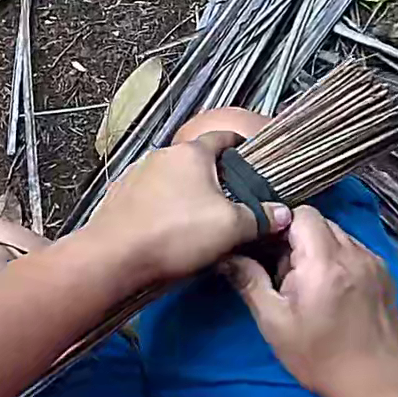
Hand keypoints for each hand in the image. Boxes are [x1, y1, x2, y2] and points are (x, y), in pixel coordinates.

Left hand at [81, 130, 291, 282]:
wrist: (112, 259)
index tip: (253, 158)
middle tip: (233, 199)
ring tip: (201, 218)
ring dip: (188, 192)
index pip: (223, 137)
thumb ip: (260, 218)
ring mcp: (137, 174)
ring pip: (174, 178)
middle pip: (198, 160)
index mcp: (192, 153)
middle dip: (216, 176)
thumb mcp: (230, 228)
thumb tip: (284, 213)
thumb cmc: (176, 234)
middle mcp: (163, 155)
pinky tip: (170, 229)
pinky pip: (152, 195)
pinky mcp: (120, 196)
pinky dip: (165, 206)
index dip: (240, 145)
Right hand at [222, 207, 397, 396]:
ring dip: (320, 248)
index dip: (282, 227)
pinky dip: (339, 259)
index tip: (270, 252)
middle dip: (299, 239)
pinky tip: (334, 291)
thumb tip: (228, 257)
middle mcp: (352, 252)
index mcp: (324, 260)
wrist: (376, 383)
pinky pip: (355, 250)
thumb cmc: (320, 357)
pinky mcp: (384, 271)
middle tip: (287, 274)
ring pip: (338, 235)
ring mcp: (372, 260)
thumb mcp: (275, 323)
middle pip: (320, 222)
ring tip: (311, 285)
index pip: (301, 214)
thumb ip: (250, 282)